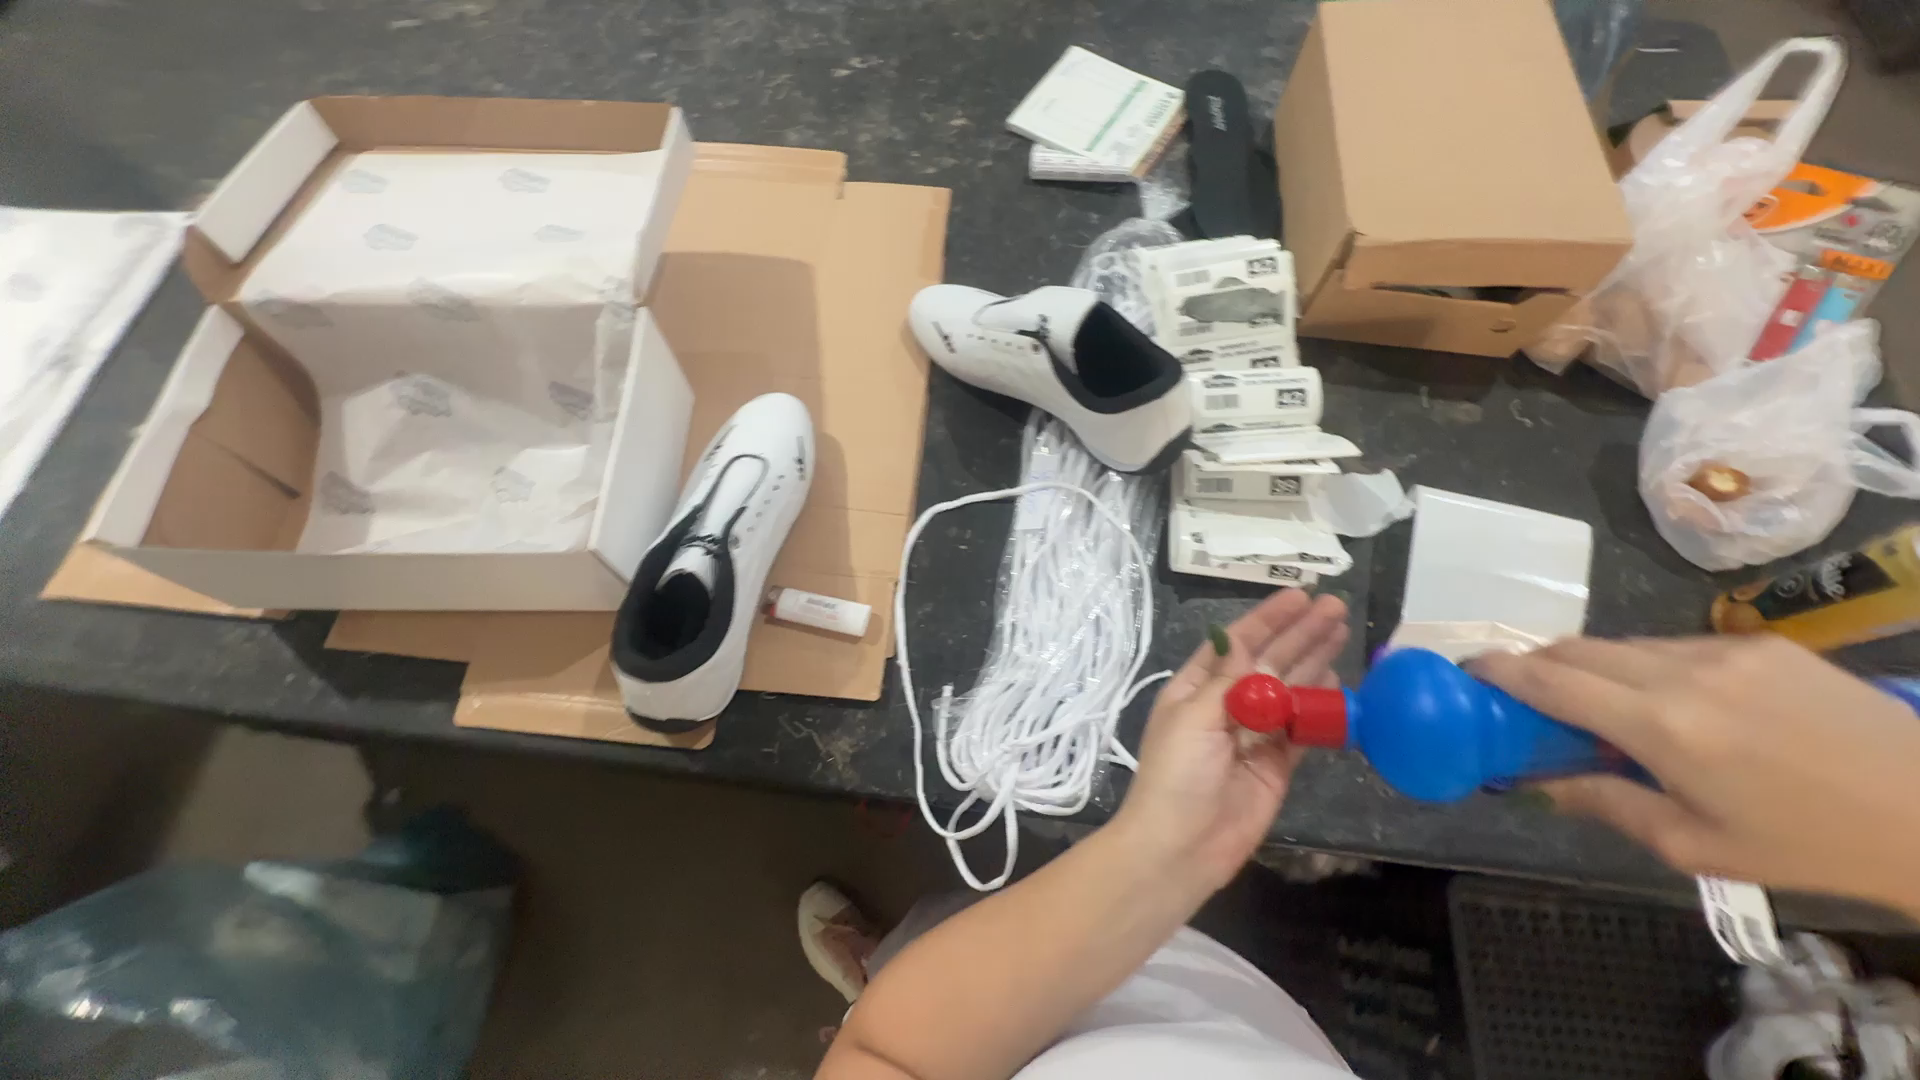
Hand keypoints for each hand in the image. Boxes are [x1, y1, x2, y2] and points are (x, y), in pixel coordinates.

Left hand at [1112, 588, 1349, 890]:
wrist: (1181, 846)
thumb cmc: (1176, 775)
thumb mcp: (1195, 717)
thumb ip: (1231, 683)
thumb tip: (1253, 646)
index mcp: (1196, 688)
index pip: (1237, 643)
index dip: (1267, 619)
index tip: (1299, 596)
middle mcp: (1226, 705)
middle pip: (1269, 661)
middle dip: (1300, 634)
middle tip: (1336, 607)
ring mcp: (1254, 735)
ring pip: (1291, 690)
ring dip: (1315, 660)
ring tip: (1342, 631)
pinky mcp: (1277, 765)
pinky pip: (1304, 728)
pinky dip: (1322, 706)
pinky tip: (1340, 682)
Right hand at [1471, 635, 1919, 915]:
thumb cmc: (1809, 844)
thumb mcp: (1696, 846)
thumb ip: (1605, 803)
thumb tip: (1539, 782)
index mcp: (1662, 728)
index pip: (1549, 681)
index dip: (1499, 671)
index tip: (1468, 671)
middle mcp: (1682, 674)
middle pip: (1574, 649)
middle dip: (1536, 665)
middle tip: (1523, 695)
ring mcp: (1723, 651)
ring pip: (1620, 644)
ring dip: (1591, 667)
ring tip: (1605, 706)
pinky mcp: (1758, 643)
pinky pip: (1671, 645)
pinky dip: (1644, 666)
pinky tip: (1676, 702)